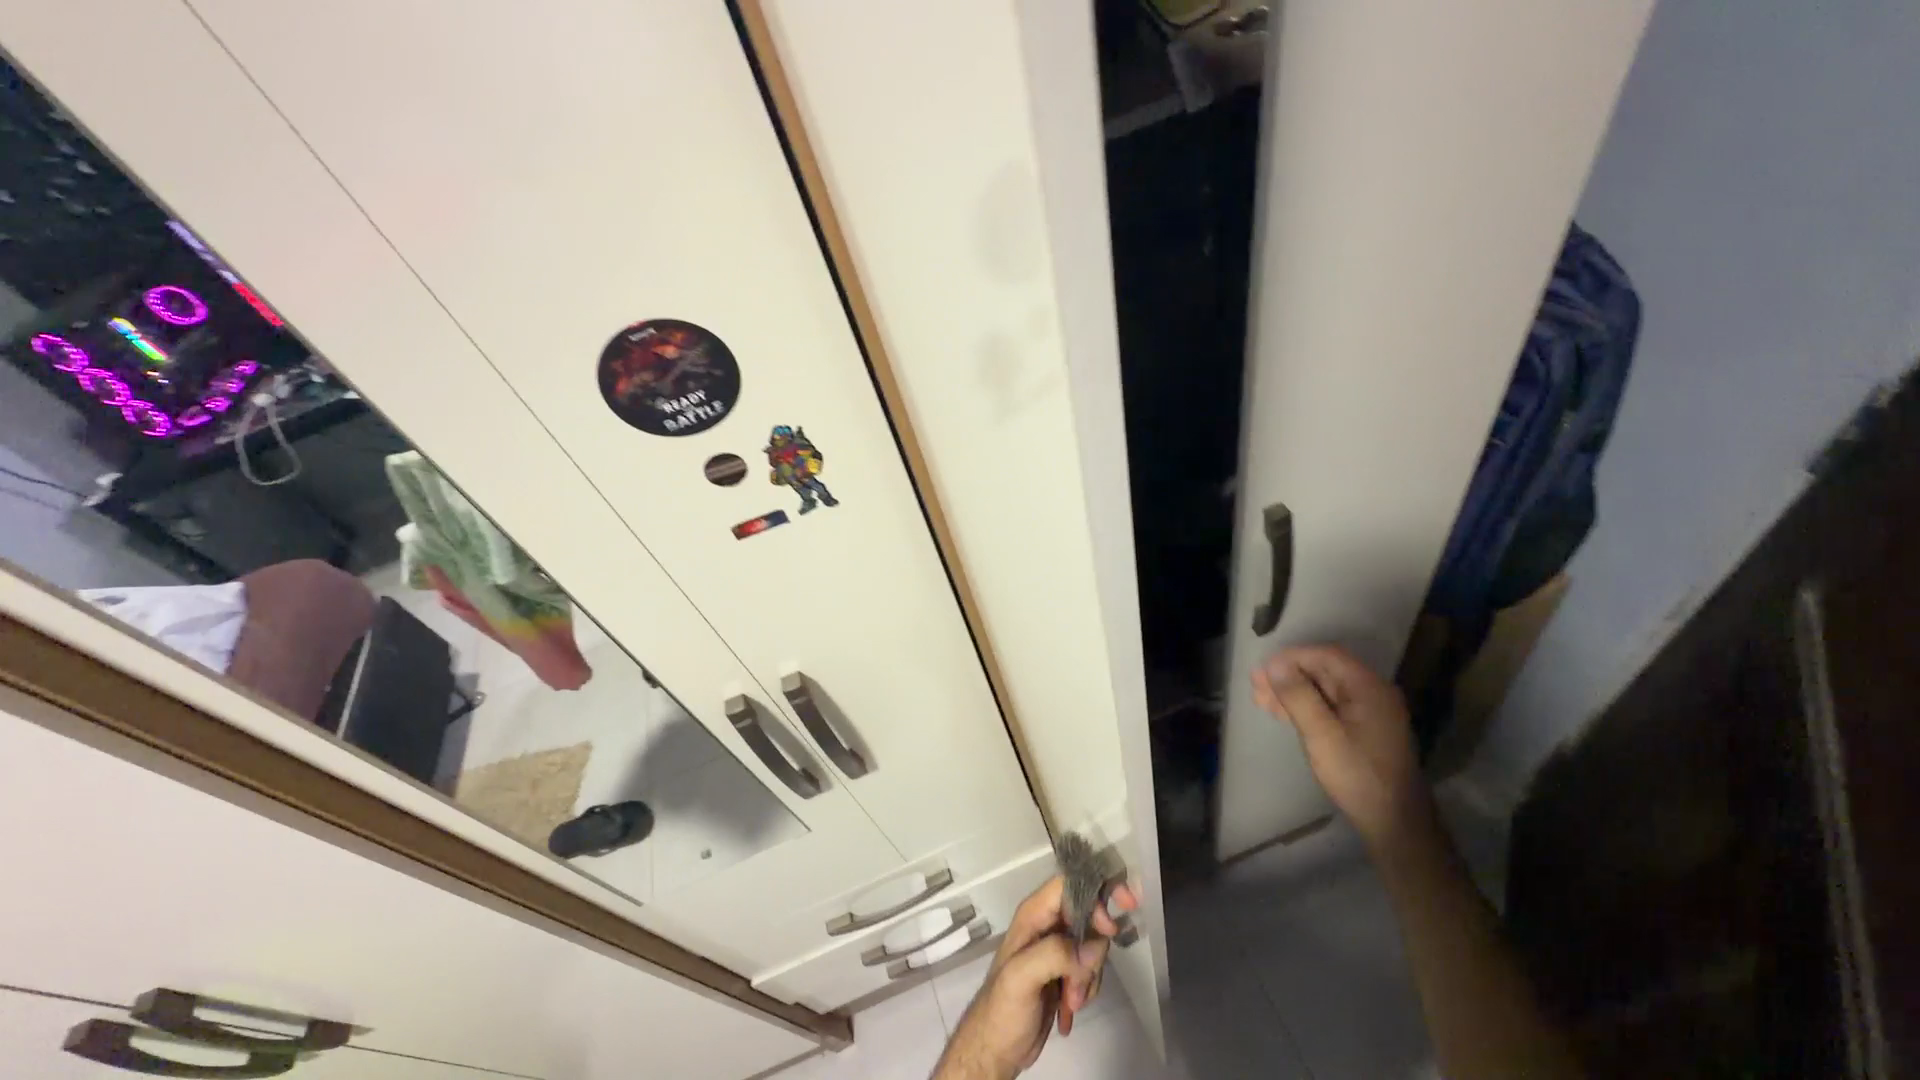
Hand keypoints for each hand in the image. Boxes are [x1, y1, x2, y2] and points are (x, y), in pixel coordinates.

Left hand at [933, 875, 1138, 1079]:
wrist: (997, 1048)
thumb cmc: (1002, 1009)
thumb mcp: (1021, 977)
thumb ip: (1055, 954)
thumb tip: (1093, 947)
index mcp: (1034, 915)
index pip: (1071, 884)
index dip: (1098, 891)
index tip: (1117, 917)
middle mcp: (1048, 925)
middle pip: (1091, 917)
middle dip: (1093, 953)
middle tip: (1079, 979)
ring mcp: (1058, 948)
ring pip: (1094, 946)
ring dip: (1088, 977)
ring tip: (1069, 1001)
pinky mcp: (1066, 971)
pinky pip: (1092, 968)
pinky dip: (1087, 988)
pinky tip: (1069, 1007)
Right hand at [1252, 644, 1435, 851]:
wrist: (1395, 821)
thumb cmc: (1357, 775)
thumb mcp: (1322, 735)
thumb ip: (1299, 697)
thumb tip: (1274, 665)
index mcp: (1368, 688)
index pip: (1327, 656)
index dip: (1292, 658)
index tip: (1263, 671)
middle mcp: (1372, 693)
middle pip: (1325, 671)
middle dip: (1288, 676)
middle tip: (1256, 688)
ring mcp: (1370, 712)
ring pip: (1326, 690)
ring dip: (1294, 692)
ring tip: (1262, 701)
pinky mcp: (1364, 729)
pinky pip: (1332, 706)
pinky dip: (1307, 706)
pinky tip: (1285, 715)